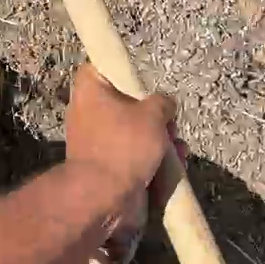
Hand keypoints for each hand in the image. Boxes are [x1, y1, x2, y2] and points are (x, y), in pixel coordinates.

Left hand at [64, 63, 176, 195]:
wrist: (104, 196)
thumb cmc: (124, 145)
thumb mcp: (153, 115)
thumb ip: (162, 103)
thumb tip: (164, 105)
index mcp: (90, 89)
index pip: (102, 67)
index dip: (124, 70)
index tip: (144, 80)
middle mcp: (88, 110)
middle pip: (127, 102)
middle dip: (154, 115)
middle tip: (169, 124)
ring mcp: (96, 139)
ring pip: (133, 130)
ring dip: (158, 139)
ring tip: (176, 148)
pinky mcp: (106, 163)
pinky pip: (131, 153)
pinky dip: (150, 158)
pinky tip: (173, 164)